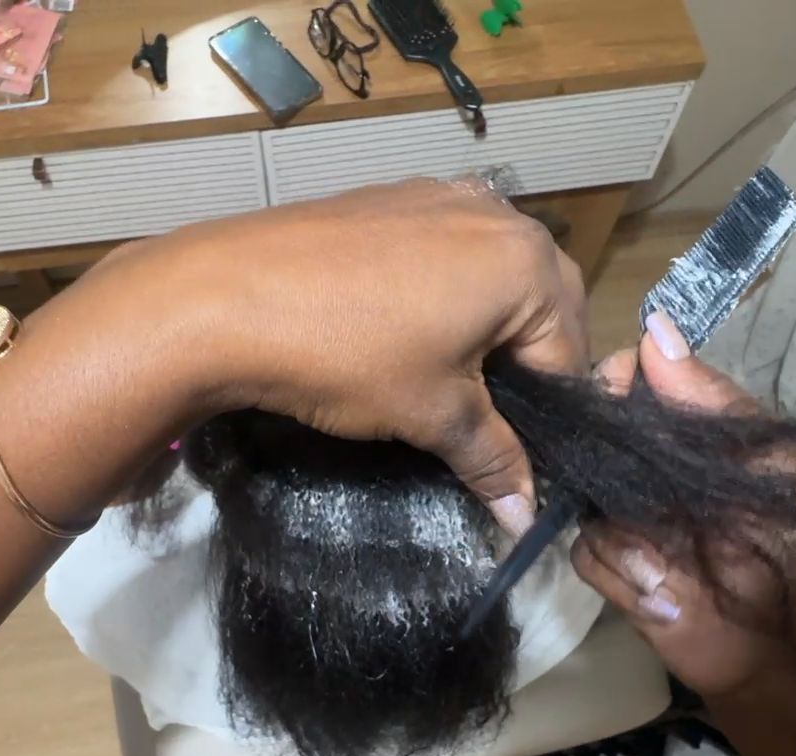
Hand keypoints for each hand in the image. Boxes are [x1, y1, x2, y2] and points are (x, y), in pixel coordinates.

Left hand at [30, 179, 589, 533]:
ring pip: (489, 279)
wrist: (227, 297)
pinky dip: (439, 296)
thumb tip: (526, 521)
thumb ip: (493, 461)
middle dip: (518, 367)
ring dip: (478, 330)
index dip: (547, 415)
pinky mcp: (390, 197)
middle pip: (537, 309)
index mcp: (528, 263)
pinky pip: (442, 255)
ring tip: (434, 375)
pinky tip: (396, 327)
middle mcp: (497, 213)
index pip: (568, 356)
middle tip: (474, 415)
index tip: (513, 450)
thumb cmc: (350, 356)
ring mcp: (439, 195)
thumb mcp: (432, 414)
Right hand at [570, 323, 795, 704]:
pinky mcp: (612, 574)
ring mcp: (626, 526)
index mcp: (692, 445)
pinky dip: (625, 568)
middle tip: (638, 471)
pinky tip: (668, 588)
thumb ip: (713, 403)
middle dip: (604, 443)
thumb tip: (652, 330)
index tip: (616, 379)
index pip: (636, 391)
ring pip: (584, 498)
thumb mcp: (780, 462)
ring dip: (627, 523)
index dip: (619, 379)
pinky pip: (587, 553)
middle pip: (596, 440)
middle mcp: (649, 478)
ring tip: (675, 551)